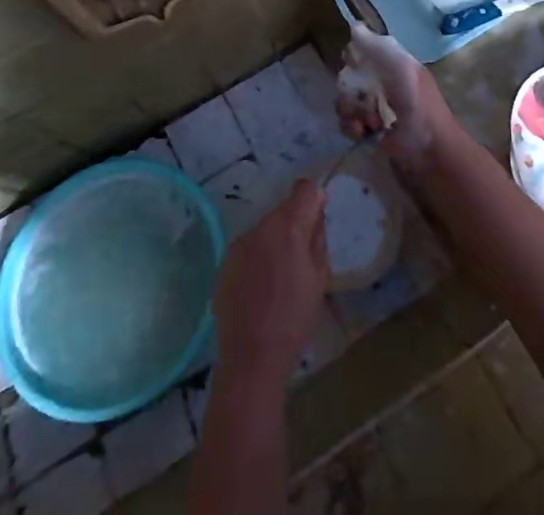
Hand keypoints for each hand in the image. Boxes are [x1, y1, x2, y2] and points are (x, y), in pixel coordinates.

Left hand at [213, 180, 328, 381]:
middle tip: (302, 259)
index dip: (314, 199)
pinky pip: (248, 248)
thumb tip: (317, 211)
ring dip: (275, 241)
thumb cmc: (295, 317)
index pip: (304, 189)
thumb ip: (318, 237)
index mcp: (288, 228)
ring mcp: (238, 244)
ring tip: (280, 278)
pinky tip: (260, 287)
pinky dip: (257, 257)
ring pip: (264, 230)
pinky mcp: (224, 262)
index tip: (318, 219)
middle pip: (283, 210)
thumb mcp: (319, 276)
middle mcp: (259, 228)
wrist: (251, 354)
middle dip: (295, 225)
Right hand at [335, 23, 460, 170]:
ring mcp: (371, 106)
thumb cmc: (420, 106)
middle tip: (366, 102)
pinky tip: (363, 133)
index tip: (355, 68)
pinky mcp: (366, 129)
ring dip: (351, 112)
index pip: (360, 53)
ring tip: (370, 123)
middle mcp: (379, 82)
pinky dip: (351, 127)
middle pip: (347, 78)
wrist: (429, 149)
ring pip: (343, 101)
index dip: (353, 60)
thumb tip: (354, 27)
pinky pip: (345, 122)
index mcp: (390, 65)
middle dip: (351, 91)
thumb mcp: (403, 71)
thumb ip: (379, 49)